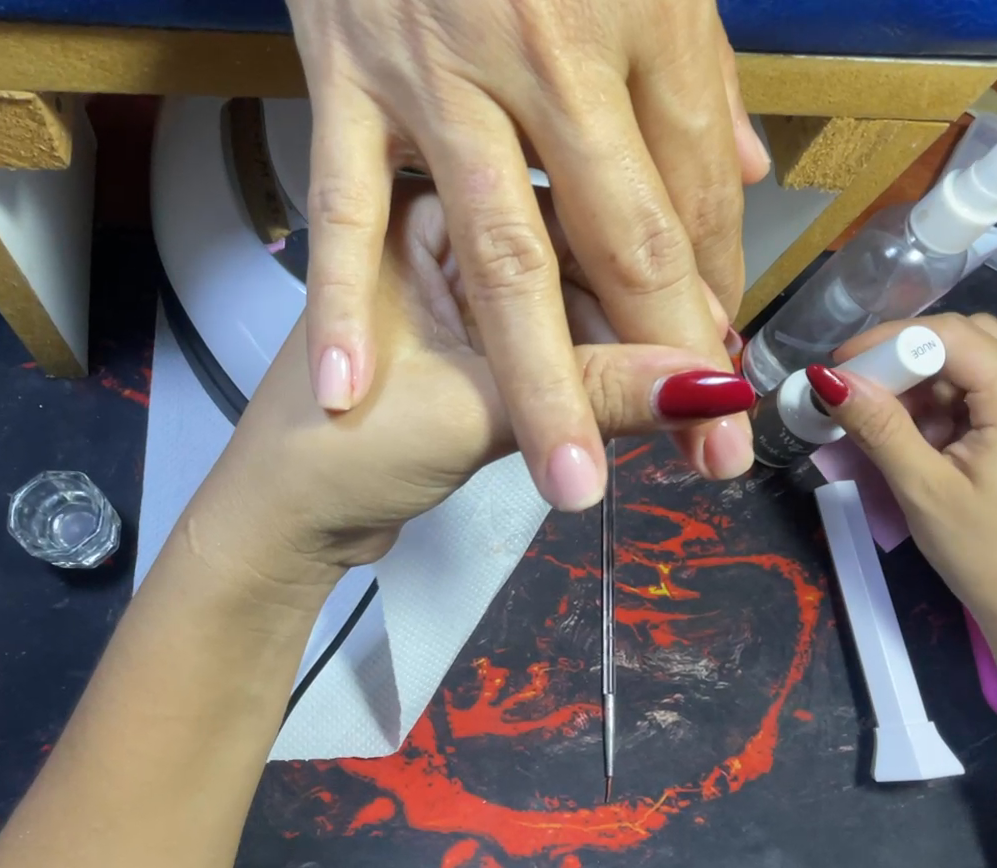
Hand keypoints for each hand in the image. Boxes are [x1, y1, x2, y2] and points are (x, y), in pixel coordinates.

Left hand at [188, 185, 753, 584]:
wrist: (278, 527)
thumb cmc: (338, 453)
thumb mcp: (471, 413)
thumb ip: (592, 392)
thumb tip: (709, 386)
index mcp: (432, 211)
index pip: (567, 231)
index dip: (647, 291)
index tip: (716, 347)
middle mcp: (453, 237)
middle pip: (578, 274)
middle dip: (648, 338)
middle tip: (717, 392)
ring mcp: (461, 294)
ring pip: (569, 316)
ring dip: (627, 365)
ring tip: (694, 409)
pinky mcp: (469, 348)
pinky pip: (548, 350)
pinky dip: (592, 380)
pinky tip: (646, 402)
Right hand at [285, 0, 768, 511]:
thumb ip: (687, 74)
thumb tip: (734, 169)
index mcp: (638, 11)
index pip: (693, 191)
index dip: (715, 294)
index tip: (724, 375)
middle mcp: (550, 51)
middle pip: (625, 240)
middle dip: (672, 363)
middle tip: (708, 462)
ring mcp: (440, 76)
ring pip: (505, 252)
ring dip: (541, 383)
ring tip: (572, 481)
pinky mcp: (343, 87)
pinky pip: (342, 210)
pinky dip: (338, 302)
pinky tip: (343, 390)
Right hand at [811, 314, 996, 650]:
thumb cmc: (988, 553)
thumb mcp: (923, 489)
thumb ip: (878, 427)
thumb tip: (828, 380)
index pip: (951, 335)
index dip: (887, 340)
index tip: (837, 366)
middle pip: (970, 339)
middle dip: (907, 356)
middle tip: (858, 389)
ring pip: (977, 366)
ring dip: (924, 382)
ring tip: (883, 420)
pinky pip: (986, 397)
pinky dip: (944, 405)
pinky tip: (917, 440)